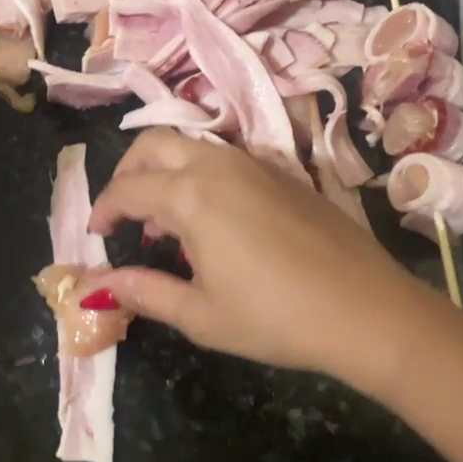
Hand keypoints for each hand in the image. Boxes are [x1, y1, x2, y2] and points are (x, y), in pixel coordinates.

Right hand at [87, 129, 431, 378]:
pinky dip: (197, 173)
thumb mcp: (201, 315)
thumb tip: (98, 285)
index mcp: (190, 195)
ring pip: (189, 144)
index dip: (104, 208)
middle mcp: (216, 164)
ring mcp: (252, 162)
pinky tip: (209, 218)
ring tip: (163, 221)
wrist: (367, 309)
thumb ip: (145, 292)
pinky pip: (221, 156)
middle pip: (153, 144)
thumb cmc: (277, 317)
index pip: (128, 188)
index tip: (95, 234)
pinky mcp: (280, 171)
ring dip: (163, 170)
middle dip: (127, 171)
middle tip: (121, 213)